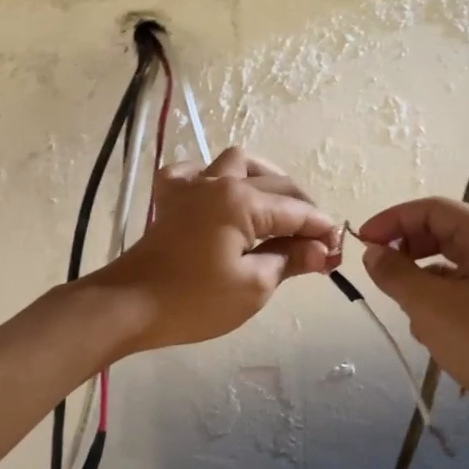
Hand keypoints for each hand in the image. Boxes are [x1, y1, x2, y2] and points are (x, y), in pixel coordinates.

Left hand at [87, 148, 340, 353]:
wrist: (129, 305)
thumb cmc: (194, 301)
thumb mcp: (253, 286)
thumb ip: (290, 260)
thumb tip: (323, 251)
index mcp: (242, 201)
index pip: (297, 211)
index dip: (322, 231)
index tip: (338, 252)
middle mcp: (220, 182)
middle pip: (275, 185)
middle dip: (302, 210)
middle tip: (315, 244)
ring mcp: (191, 186)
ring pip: (238, 163)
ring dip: (264, 181)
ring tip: (278, 211)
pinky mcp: (170, 200)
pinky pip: (195, 172)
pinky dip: (214, 178)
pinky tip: (221, 197)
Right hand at [356, 198, 468, 432]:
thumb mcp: (430, 305)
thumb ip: (395, 273)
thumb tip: (372, 253)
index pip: (432, 209)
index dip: (392, 220)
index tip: (361, 243)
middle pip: (440, 234)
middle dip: (405, 252)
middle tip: (378, 276)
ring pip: (446, 266)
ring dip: (419, 283)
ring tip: (409, 313)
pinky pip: (459, 292)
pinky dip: (437, 305)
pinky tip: (430, 335)